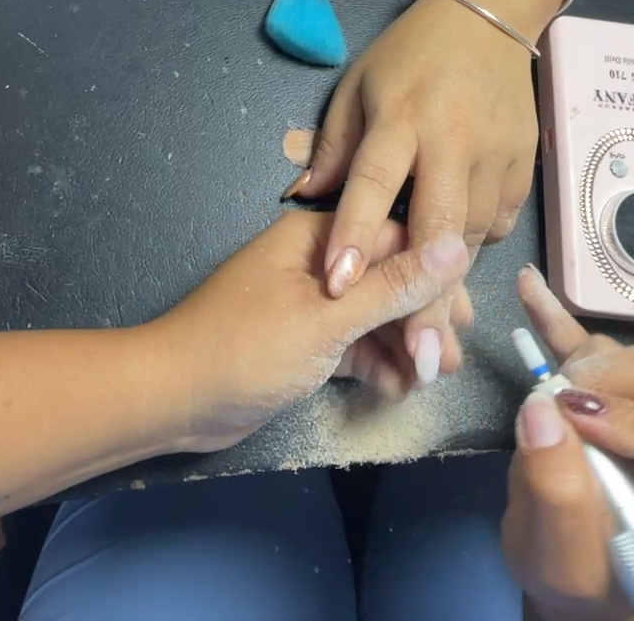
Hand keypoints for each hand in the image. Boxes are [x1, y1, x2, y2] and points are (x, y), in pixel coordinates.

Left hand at [146, 211, 471, 451]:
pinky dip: (375, 363)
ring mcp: (311, 303)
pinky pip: (353, 343)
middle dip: (420, 319)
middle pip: (387, 281)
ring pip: (373, 317)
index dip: (431, 280)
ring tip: (432, 379)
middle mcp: (319, 262)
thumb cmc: (249, 347)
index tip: (458, 321)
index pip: (393, 242)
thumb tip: (457, 245)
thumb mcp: (327, 317)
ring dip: (402, 347)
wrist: (175, 397)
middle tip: (450, 358)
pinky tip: (398, 388)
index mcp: (318, 237)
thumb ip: (394, 286)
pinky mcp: (306, 340)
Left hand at [288, 0, 560, 394]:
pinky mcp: (529, 162)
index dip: (355, 235)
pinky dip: (477, 243)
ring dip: (449, 275)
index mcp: (400, 116)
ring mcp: (498, 151)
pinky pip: (501, 221)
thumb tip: (306, 195)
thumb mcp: (358, 88)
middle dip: (424, 291)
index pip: (373, 182)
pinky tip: (456, 250)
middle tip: (412, 350)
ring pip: (474, 233)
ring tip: (429, 312)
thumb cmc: (408, 55)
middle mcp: (452, 138)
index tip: (337, 284)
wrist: (485, 18)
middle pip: (439, 224)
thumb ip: (335, 146)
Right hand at [503, 268, 633, 617]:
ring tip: (545, 385)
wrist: (580, 589)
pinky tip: (529, 287)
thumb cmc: (585, 588)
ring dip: (585, 364)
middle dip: (605, 382)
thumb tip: (542, 405)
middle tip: (553, 401)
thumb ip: (559, 496)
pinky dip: (559, 321)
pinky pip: (595, 350)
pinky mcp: (616, 398)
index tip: (571, 416)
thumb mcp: (565, 564)